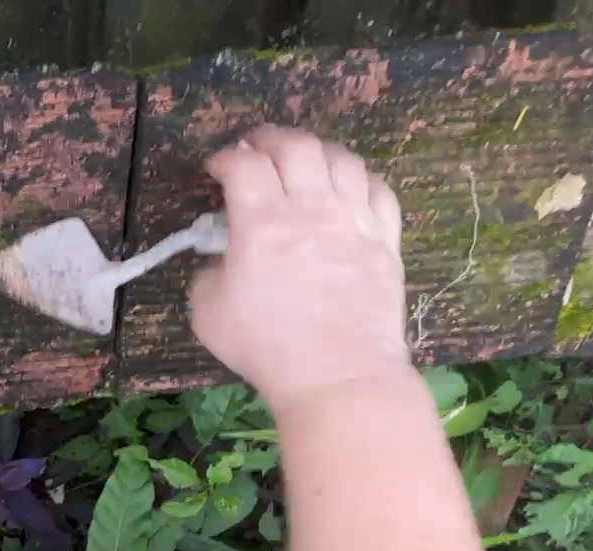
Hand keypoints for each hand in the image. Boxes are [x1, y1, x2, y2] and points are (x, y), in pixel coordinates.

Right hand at [189, 126, 411, 412]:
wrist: (334, 370)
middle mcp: (311, 208)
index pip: (244, 168)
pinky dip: (357, 178)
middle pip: (296, 148)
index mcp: (261, 224)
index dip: (226, 159)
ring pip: (342, 160)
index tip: (215, 166)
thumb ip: (211, 274)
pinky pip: (377, 190)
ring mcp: (355, 220)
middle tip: (254, 144)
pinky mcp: (384, 239)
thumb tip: (225, 259)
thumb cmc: (262, 344)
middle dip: (270, 139)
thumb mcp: (207, 312)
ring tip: (301, 158)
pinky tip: (347, 186)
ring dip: (316, 150)